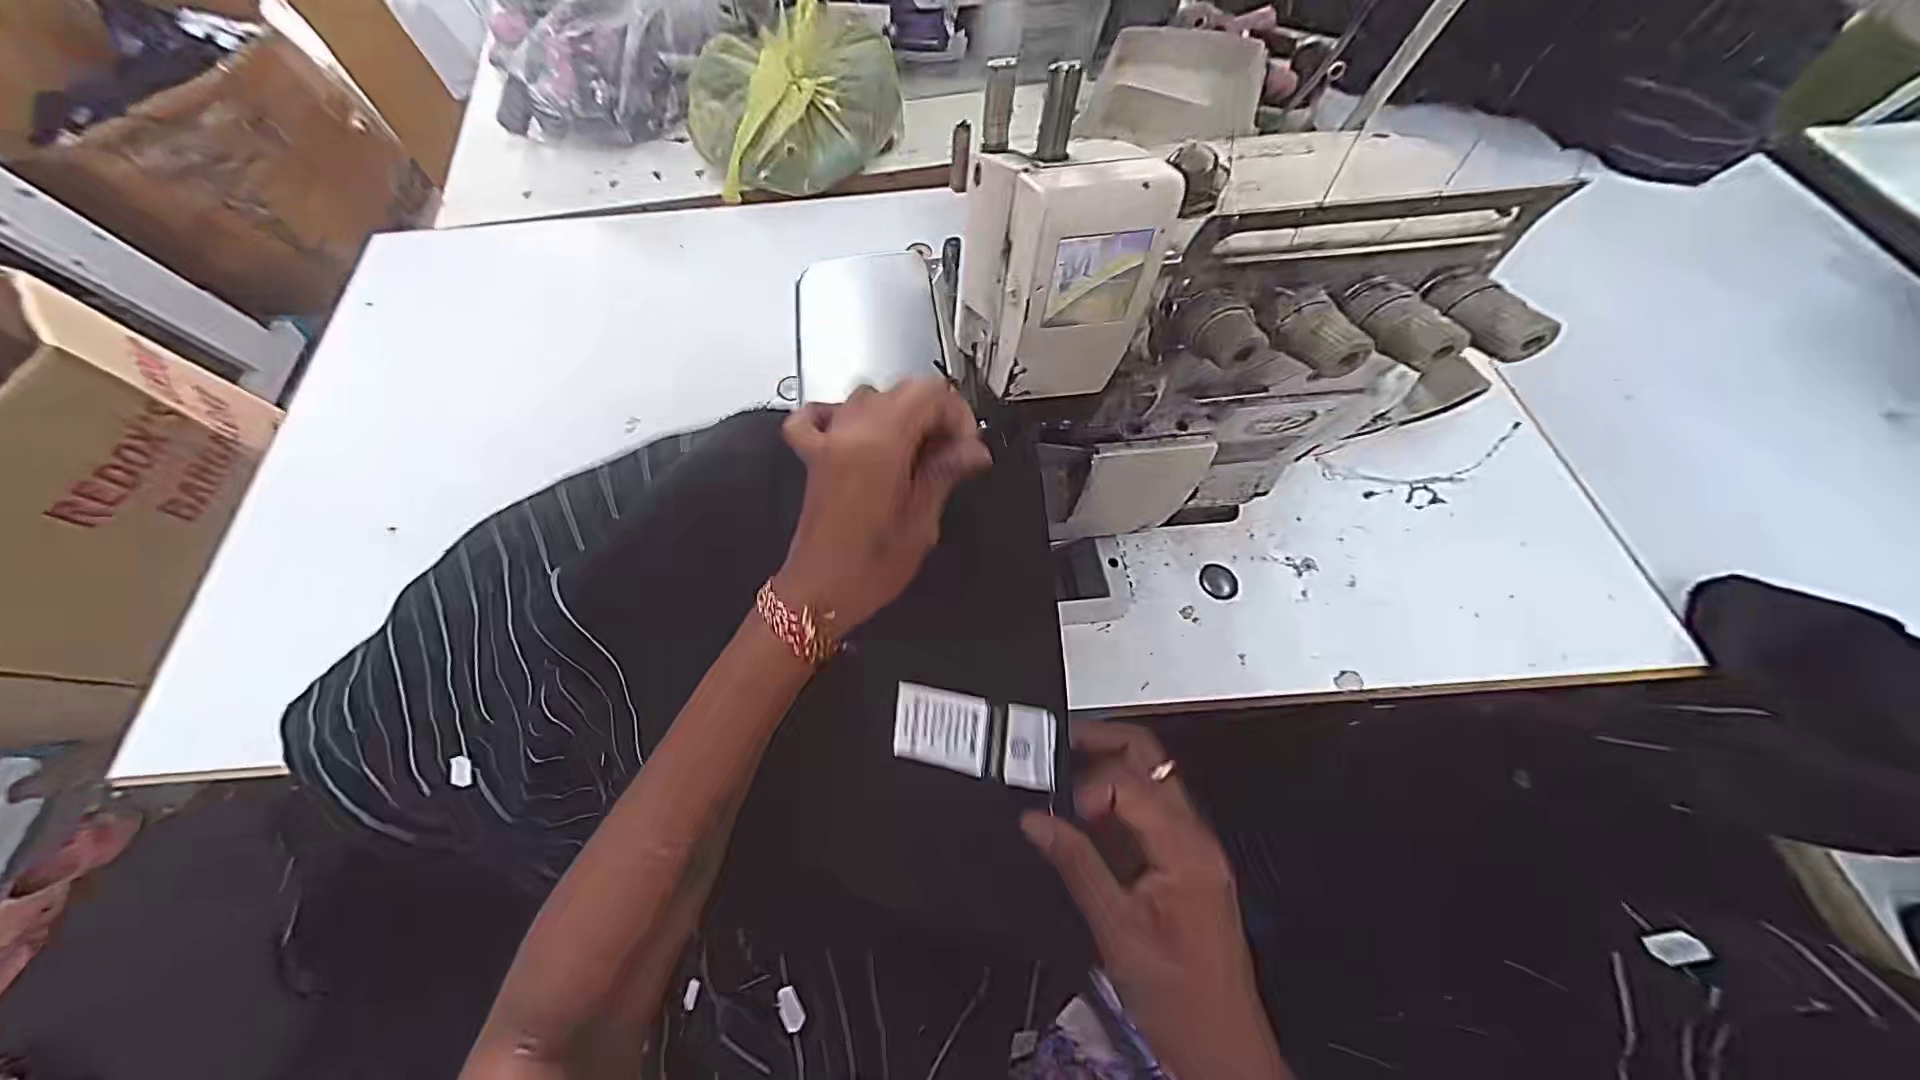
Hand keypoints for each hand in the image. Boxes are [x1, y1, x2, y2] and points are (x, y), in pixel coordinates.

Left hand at [773, 377, 991, 632]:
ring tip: (917, 454)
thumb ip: (946, 473)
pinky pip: (821, 414)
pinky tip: (862, 436)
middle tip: (952, 454)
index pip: (930, 393)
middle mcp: (851, 433)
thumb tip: (973, 450)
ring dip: (900, 416)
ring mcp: (828, 441)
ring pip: (871, 397)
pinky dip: (843, 416)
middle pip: (903, 391)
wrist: (819, 592)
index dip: (958, 414)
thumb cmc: (867, 570)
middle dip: (935, 415)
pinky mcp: (815, 456)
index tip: (967, 446)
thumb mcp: (922, 522)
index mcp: (881, 445)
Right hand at [1022, 721, 1289, 1079]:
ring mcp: (1192, 849)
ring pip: (1151, 782)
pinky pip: (1148, 814)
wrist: (1221, 1050)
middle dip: (1104, 743)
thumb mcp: (1116, 930)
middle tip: (1062, 744)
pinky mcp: (1183, 864)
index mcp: (1186, 849)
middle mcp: (1196, 839)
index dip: (1089, 787)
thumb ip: (1075, 864)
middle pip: (1151, 761)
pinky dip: (1115, 804)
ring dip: (1109, 770)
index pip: (1132, 784)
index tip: (1062, 810)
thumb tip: (1038, 822)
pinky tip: (1087, 819)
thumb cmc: (1184, 1002)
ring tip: (1067, 776)